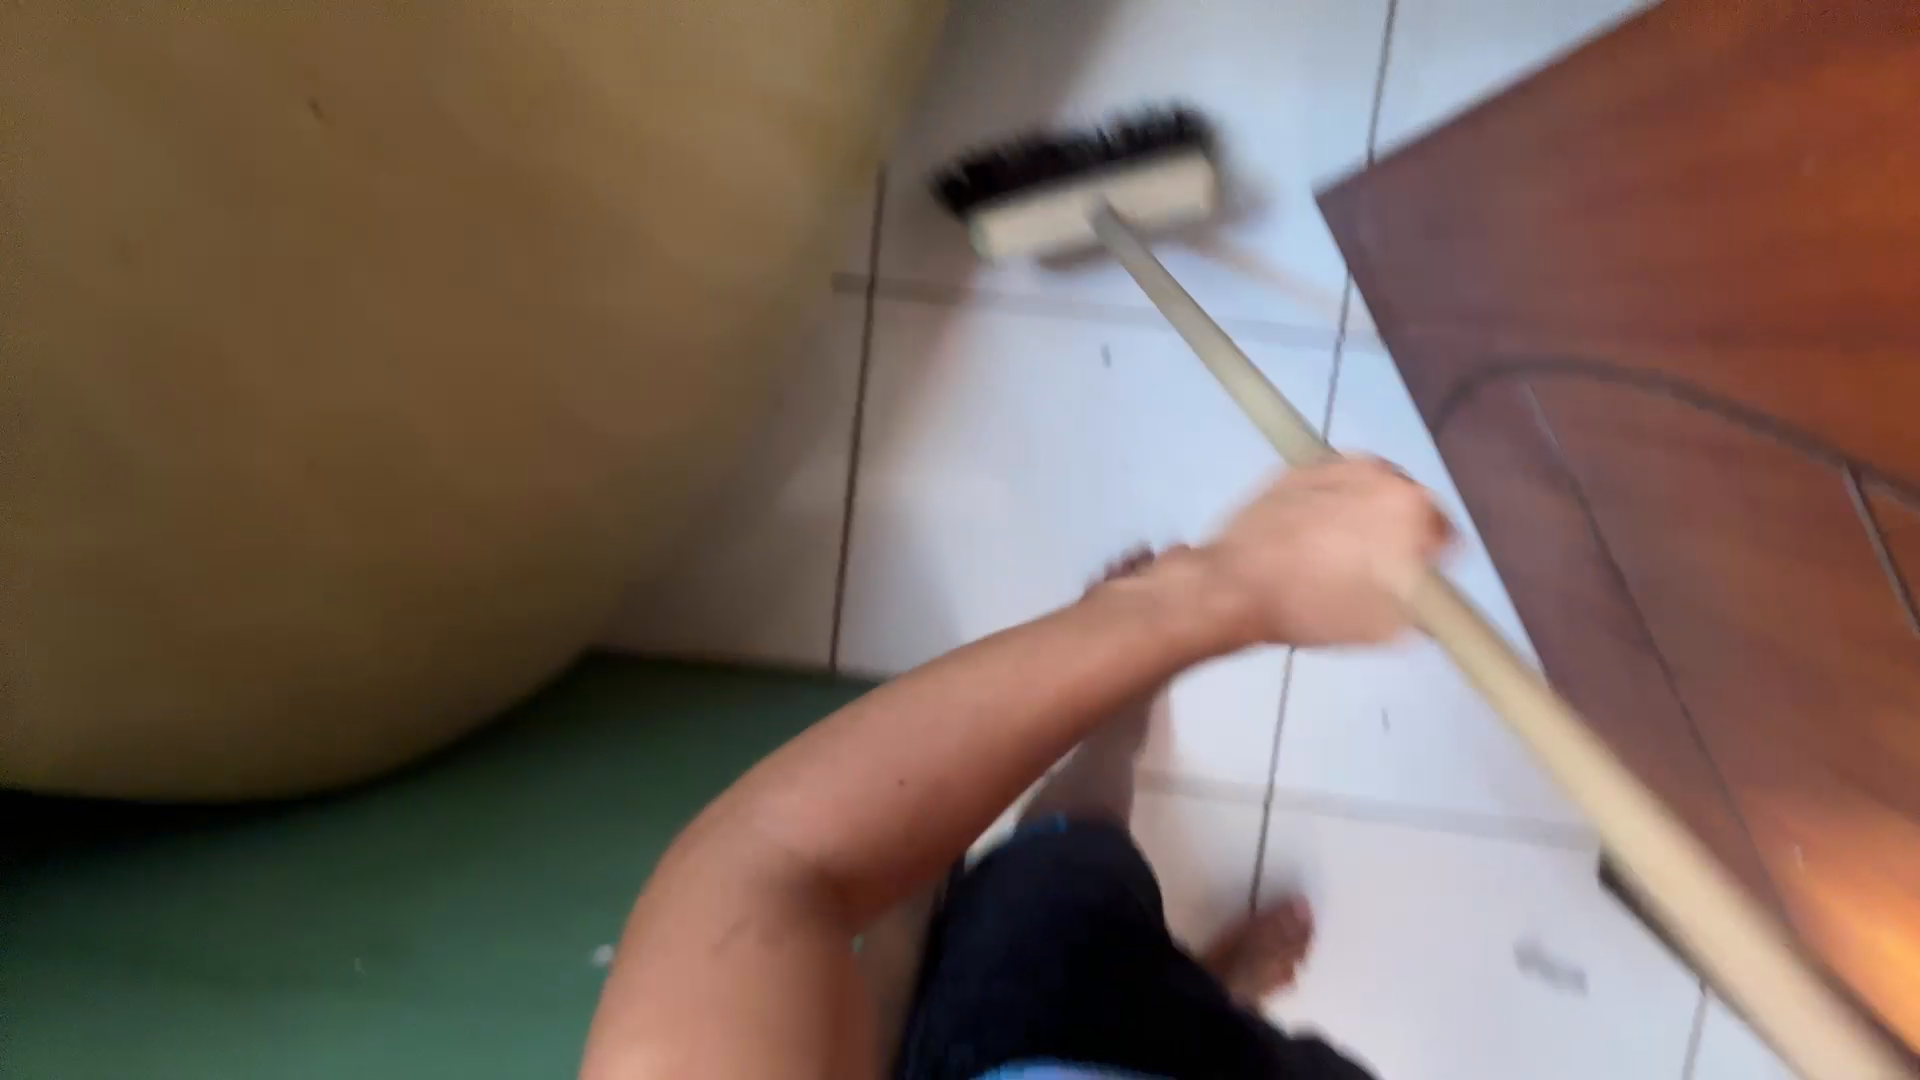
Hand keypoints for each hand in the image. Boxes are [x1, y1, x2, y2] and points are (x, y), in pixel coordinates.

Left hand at [1195, 457, 1454, 647]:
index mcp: (1412, 506)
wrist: (1232, 584)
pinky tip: (1308, 533)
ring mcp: (1331, 464)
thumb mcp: (1385, 625)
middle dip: (1393, 533)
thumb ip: (1420, 608)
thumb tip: (1426, 604)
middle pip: (1403, 506)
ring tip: (1334, 551)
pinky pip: (1327, 486)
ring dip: (1361, 514)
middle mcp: (1378, 473)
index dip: (1427, 563)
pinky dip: (1327, 504)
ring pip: (1365, 491)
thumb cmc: (1313, 608)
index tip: (1408, 582)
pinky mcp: (1293, 469)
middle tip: (1369, 568)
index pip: (1442, 535)